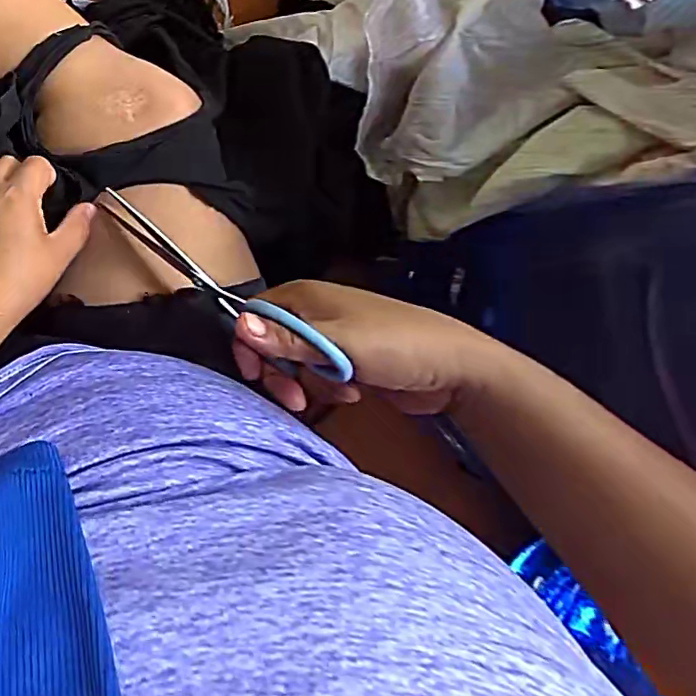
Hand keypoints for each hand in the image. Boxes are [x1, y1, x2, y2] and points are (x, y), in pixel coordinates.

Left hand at [0, 156, 95, 340]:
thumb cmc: (16, 283)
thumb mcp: (58, 257)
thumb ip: (77, 226)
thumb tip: (87, 208)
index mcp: (18, 194)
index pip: (36, 163)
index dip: (47, 175)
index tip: (49, 194)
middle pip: (7, 162)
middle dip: (21, 175)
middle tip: (29, 202)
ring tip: (5, 215)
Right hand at [231, 280, 525, 413]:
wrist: (456, 368)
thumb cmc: (396, 346)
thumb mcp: (338, 345)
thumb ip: (288, 338)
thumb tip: (239, 325)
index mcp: (305, 296)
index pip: (254, 315)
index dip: (250, 345)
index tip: (258, 376)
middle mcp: (314, 310)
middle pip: (271, 341)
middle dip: (279, 372)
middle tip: (296, 399)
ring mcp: (332, 333)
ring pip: (294, 361)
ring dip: (306, 383)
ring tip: (337, 394)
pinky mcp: (347, 355)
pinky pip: (318, 372)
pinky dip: (327, 386)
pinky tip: (351, 394)